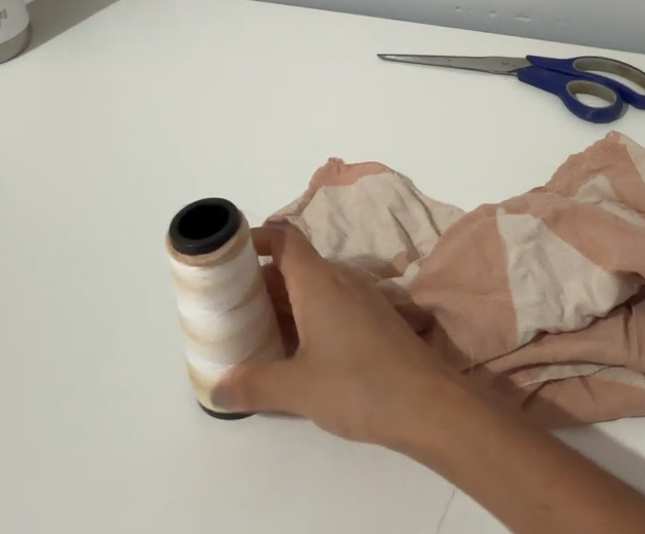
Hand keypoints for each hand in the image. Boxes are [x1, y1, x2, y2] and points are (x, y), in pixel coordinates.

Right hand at [212, 223, 461, 448]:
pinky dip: (307, 317)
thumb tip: (216, 391)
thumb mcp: (297, 389)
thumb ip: (253, 385)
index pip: (284, 240)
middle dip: (260, 280)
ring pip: (314, 287)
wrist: (429, 404)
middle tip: (226, 305)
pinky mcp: (375, 320)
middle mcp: (342, 280)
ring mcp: (362, 299)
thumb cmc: (360, 385)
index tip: (226, 255)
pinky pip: (332, 305)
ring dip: (283, 301)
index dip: (255, 238)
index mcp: (320, 282)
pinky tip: (292, 350)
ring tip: (251, 329)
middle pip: (295, 265)